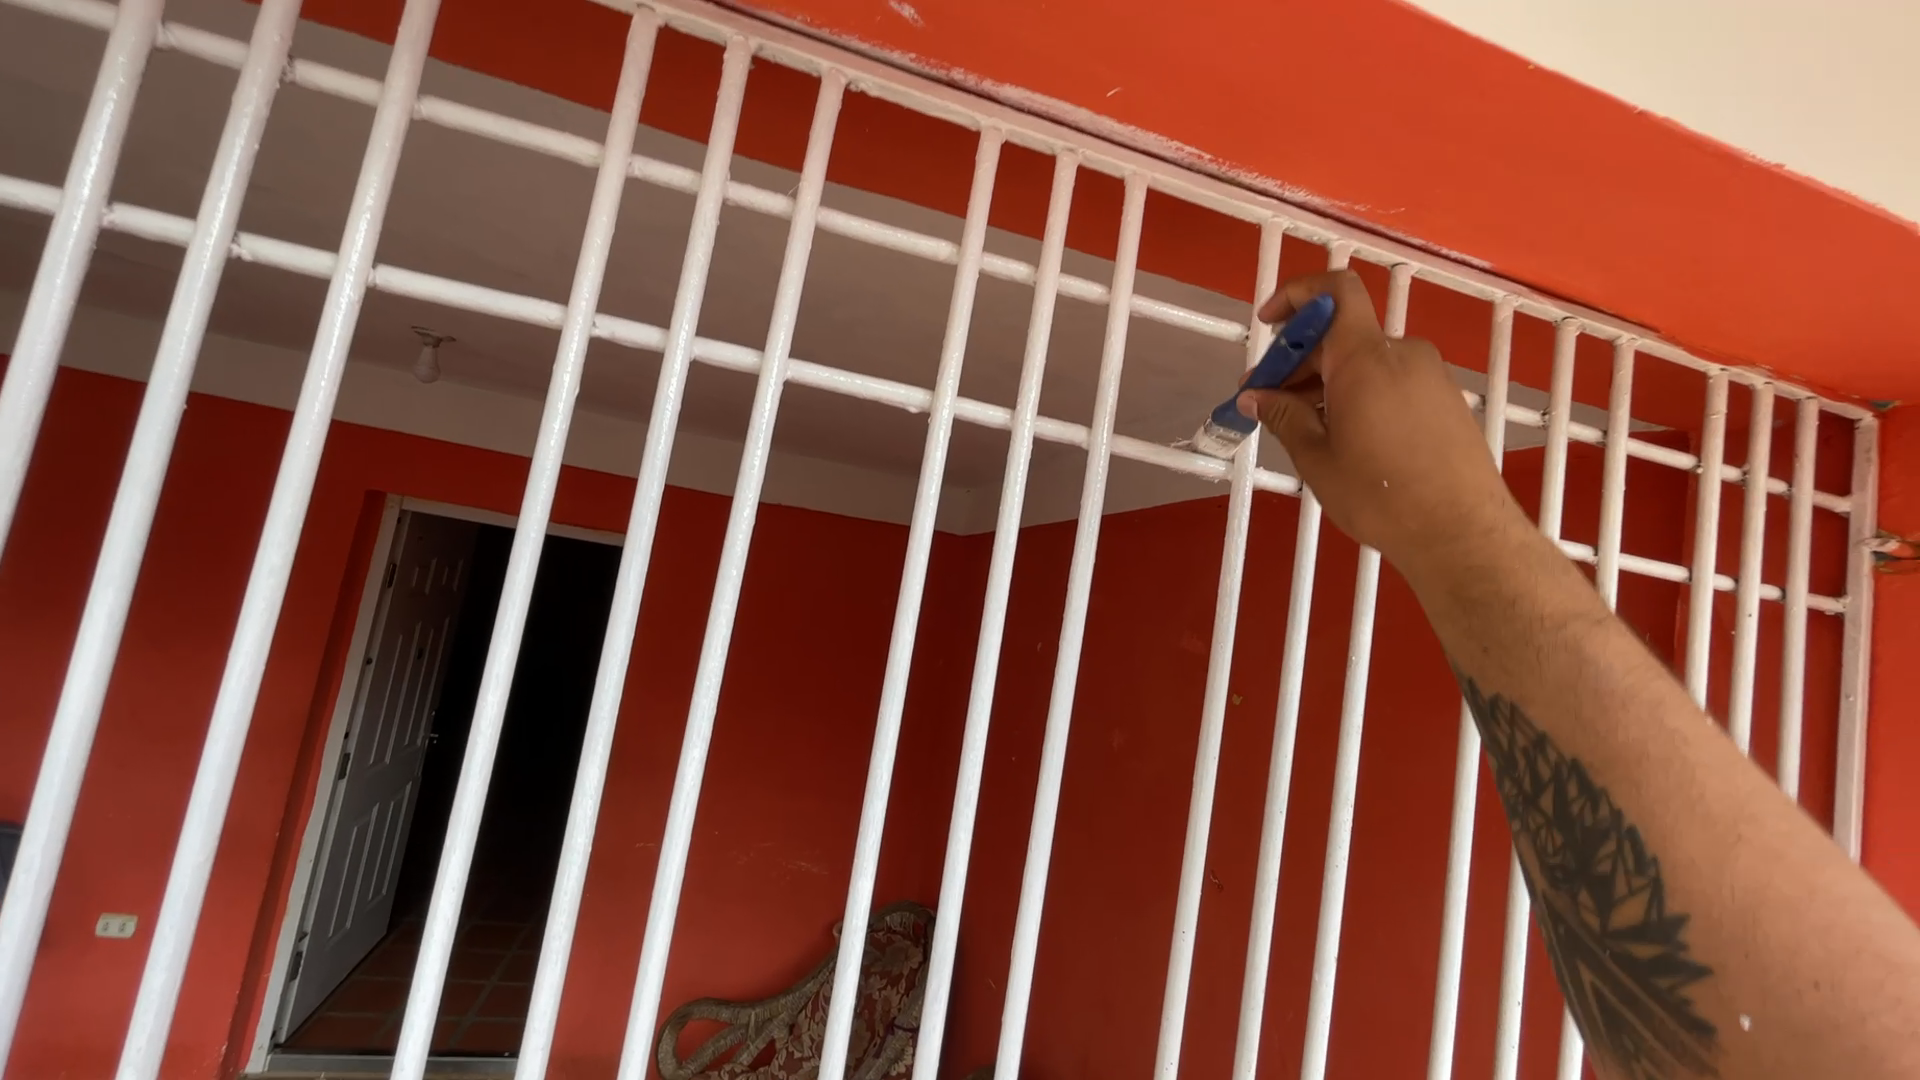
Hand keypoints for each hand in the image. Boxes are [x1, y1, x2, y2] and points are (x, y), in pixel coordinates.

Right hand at [1236, 270, 1531, 583]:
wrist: (1461, 532)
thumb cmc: (1378, 495)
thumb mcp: (1316, 457)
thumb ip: (1283, 416)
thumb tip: (1254, 396)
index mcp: (1366, 360)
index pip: (1335, 292)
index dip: (1297, 294)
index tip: (1269, 323)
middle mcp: (1402, 354)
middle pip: (1341, 335)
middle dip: (1297, 360)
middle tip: (1265, 399)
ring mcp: (1429, 376)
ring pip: (1364, 361)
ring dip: (1325, 381)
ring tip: (1300, 426)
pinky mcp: (1443, 399)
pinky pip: (1388, 379)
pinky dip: (1355, 393)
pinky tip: (1341, 435)